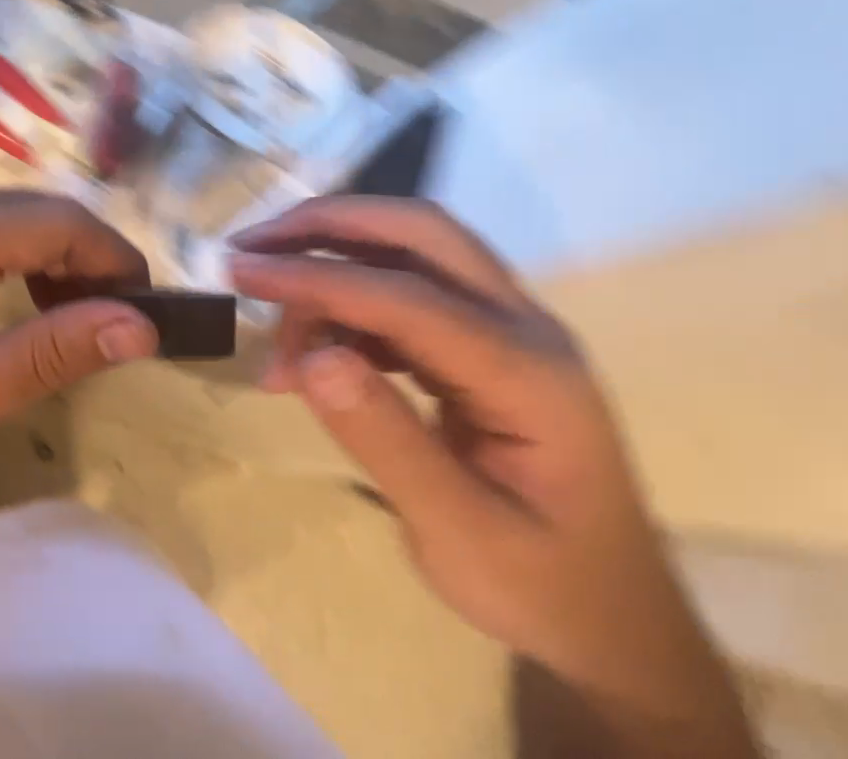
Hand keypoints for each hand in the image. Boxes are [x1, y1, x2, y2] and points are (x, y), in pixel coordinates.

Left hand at [0, 190, 158, 498]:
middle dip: (95, 260)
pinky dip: (35, 259)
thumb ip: (53, 355)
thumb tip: (141, 326)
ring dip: (68, 260)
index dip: (113, 259)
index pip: (54, 223)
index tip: (150, 311)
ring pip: (25, 215)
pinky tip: (44, 306)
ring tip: (86, 323)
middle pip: (43, 211)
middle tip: (124, 325)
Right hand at [228, 198, 749, 740]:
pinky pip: (406, 301)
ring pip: (411, 258)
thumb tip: (312, 358)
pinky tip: (312, 359)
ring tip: (272, 337)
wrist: (610, 618)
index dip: (315, 279)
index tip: (237, 274)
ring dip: (332, 270)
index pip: (406, 296)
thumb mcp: (458, 532)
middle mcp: (525, 330)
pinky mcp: (482, 351)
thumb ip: (386, 442)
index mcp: (529, 373)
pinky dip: (348, 311)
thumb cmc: (539, 584)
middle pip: (421, 234)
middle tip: (248, 249)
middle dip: (327, 227)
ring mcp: (507, 334)